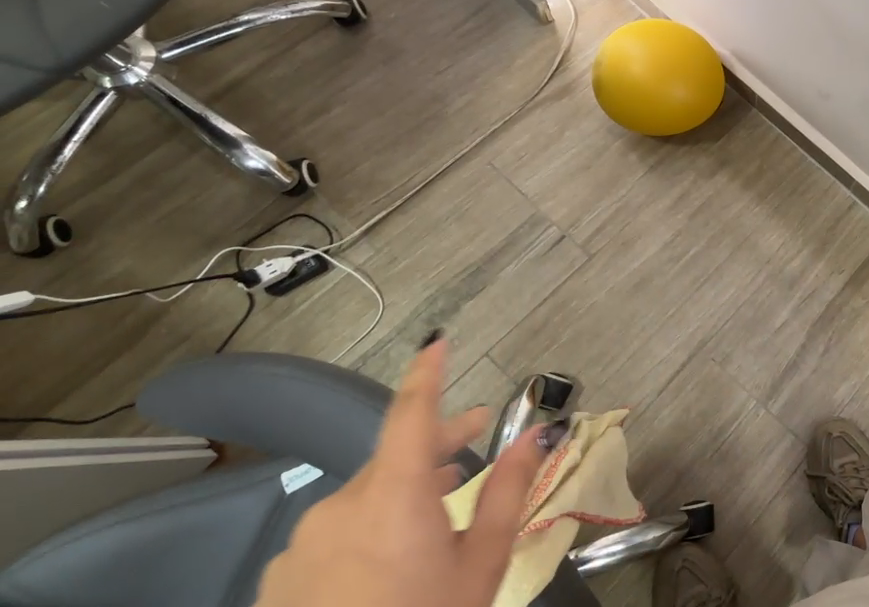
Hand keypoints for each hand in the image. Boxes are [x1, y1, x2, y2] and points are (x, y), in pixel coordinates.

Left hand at [255, 341, 545, 606]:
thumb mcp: (483, 561)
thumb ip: (508, 490)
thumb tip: (537, 434)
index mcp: (393, 495)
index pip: (410, 412)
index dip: (426, 372)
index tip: (439, 340)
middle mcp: (340, 506)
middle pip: (392, 457)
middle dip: (436, 443)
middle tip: (477, 435)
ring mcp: (301, 544)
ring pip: (363, 498)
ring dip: (400, 492)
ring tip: (435, 516)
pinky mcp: (279, 578)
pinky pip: (333, 533)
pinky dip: (365, 529)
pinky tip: (386, 563)